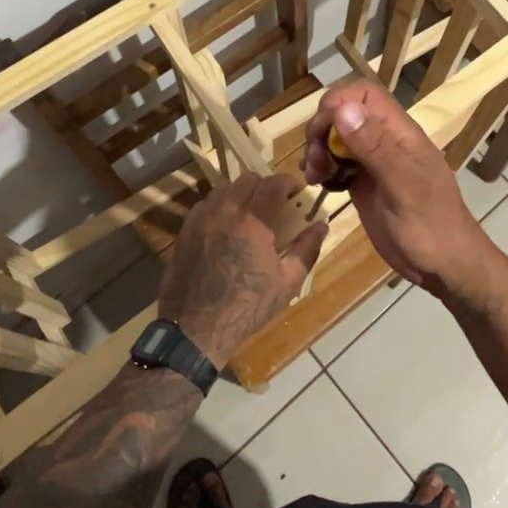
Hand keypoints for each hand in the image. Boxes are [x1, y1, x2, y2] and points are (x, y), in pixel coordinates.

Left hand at [158, 173, 329, 366]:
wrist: (196, 327)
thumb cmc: (247, 307)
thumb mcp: (286, 283)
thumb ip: (306, 249)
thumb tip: (322, 226)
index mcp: (253, 221)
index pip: (273, 183)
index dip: (288, 182)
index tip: (296, 192)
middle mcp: (225, 211)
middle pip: (247, 179)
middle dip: (264, 186)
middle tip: (274, 204)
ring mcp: (201, 218)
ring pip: (223, 188)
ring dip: (240, 193)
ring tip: (248, 213)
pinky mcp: (185, 230)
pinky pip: (204, 204)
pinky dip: (218, 207)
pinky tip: (224, 227)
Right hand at [302, 80, 499, 305]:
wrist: (445, 268)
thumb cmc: (431, 227)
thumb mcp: (403, 186)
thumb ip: (375, 147)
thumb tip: (342, 109)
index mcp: (400, 133)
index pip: (365, 94)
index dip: (338, 102)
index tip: (320, 129)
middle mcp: (385, 141)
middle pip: (345, 113)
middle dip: (322, 128)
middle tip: (313, 160)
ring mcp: (374, 163)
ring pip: (338, 137)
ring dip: (318, 149)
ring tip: (312, 175)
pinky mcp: (364, 184)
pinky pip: (338, 163)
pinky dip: (323, 167)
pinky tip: (318, 183)